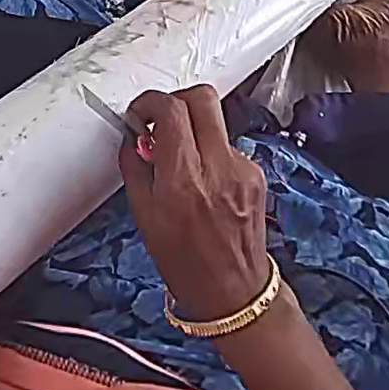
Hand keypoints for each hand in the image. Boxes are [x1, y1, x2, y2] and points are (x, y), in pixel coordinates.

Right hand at [120, 87, 271, 321]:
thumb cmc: (184, 260)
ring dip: (193, 126)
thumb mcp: (143, 214)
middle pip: (202, 98)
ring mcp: (242, 169)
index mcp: (183, 181)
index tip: (140, 113)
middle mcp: (217, 169)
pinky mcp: (256, 172)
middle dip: (175, 100)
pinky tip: (203, 176)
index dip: (149, 102)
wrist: (233, 292)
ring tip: (181, 156)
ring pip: (215, 119)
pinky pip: (226, 143)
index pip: (170, 111)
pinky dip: (209, 149)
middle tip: (161, 120)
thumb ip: (134, 166)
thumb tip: (132, 135)